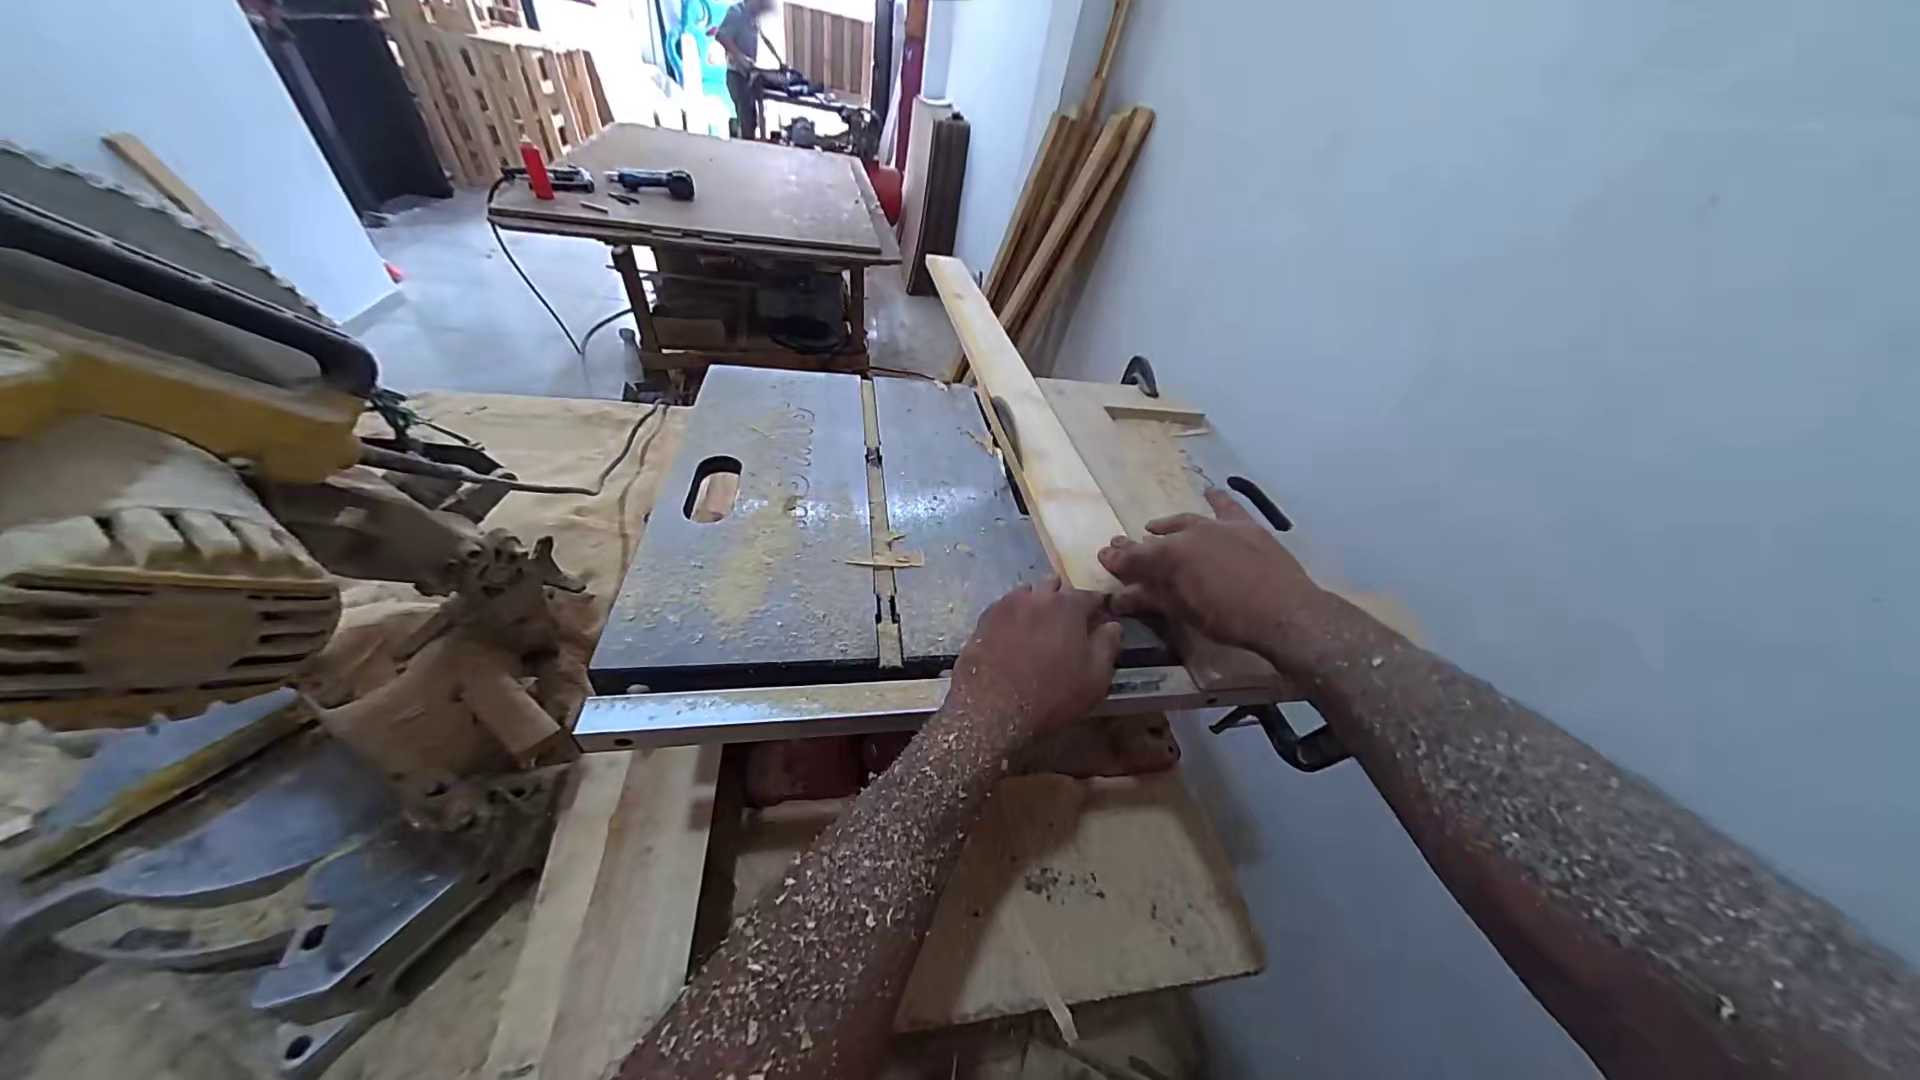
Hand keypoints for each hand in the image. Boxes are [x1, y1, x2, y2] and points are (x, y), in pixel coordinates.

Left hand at [948, 578, 1123, 738]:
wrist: (992, 707)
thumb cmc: (1052, 694)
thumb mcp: (1095, 677)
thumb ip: (1107, 645)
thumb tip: (1113, 625)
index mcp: (1068, 606)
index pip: (1089, 595)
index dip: (1096, 608)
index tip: (1098, 620)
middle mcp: (1037, 596)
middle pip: (1055, 587)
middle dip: (1063, 599)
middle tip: (1066, 622)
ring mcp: (1006, 604)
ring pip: (1027, 594)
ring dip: (1036, 604)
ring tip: (1038, 627)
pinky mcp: (984, 618)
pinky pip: (1005, 608)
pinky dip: (1014, 615)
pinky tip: (1013, 635)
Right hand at [1097, 490, 1333, 673]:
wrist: (1286, 612)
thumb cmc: (1228, 618)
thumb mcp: (1184, 612)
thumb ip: (1152, 597)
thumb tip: (1123, 595)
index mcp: (1170, 555)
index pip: (1134, 556)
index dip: (1116, 559)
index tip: (1103, 557)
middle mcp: (1190, 533)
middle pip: (1156, 538)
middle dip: (1135, 544)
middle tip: (1119, 545)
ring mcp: (1219, 526)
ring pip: (1185, 521)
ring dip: (1168, 526)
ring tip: (1155, 528)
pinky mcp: (1245, 527)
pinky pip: (1227, 508)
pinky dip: (1217, 500)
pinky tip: (1211, 492)